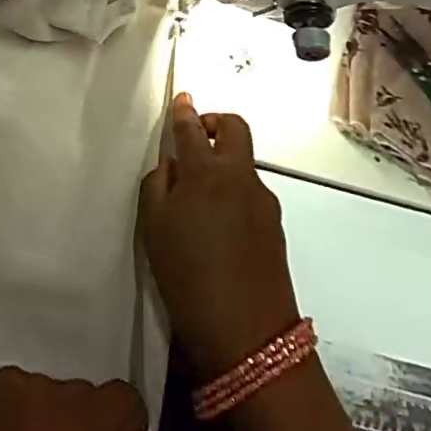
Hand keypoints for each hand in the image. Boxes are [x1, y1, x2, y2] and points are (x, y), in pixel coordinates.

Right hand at [139, 94, 300, 374]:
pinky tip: (219, 225)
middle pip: (235, 128)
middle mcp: (239, 176)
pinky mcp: (275, 222)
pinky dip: (234, 191)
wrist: (246, 332)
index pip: (192, 129)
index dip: (185, 111)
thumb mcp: (154, 230)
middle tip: (197, 135)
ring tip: (200, 194)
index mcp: (206, 173)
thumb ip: (158, 186)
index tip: (183, 99)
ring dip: (225, 160)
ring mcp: (263, 198)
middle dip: (215, 122)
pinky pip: (251, 191)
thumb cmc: (187, 278)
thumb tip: (170, 165)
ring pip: (244, 161)